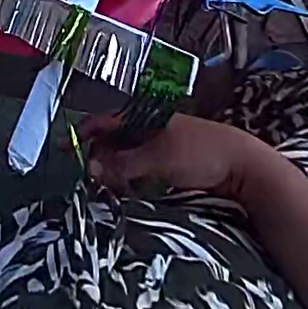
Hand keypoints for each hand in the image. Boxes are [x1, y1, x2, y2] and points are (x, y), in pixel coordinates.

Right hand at [76, 113, 280, 200]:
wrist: (241, 166)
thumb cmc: (199, 152)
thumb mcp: (158, 158)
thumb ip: (124, 163)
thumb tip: (90, 168)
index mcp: (142, 117)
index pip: (104, 122)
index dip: (84, 133)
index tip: (66, 146)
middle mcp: (146, 128)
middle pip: (112, 141)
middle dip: (96, 156)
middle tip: (84, 177)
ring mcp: (156, 146)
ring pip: (123, 157)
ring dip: (111, 171)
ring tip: (101, 188)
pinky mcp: (165, 164)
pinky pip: (137, 169)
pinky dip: (126, 179)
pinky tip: (123, 191)